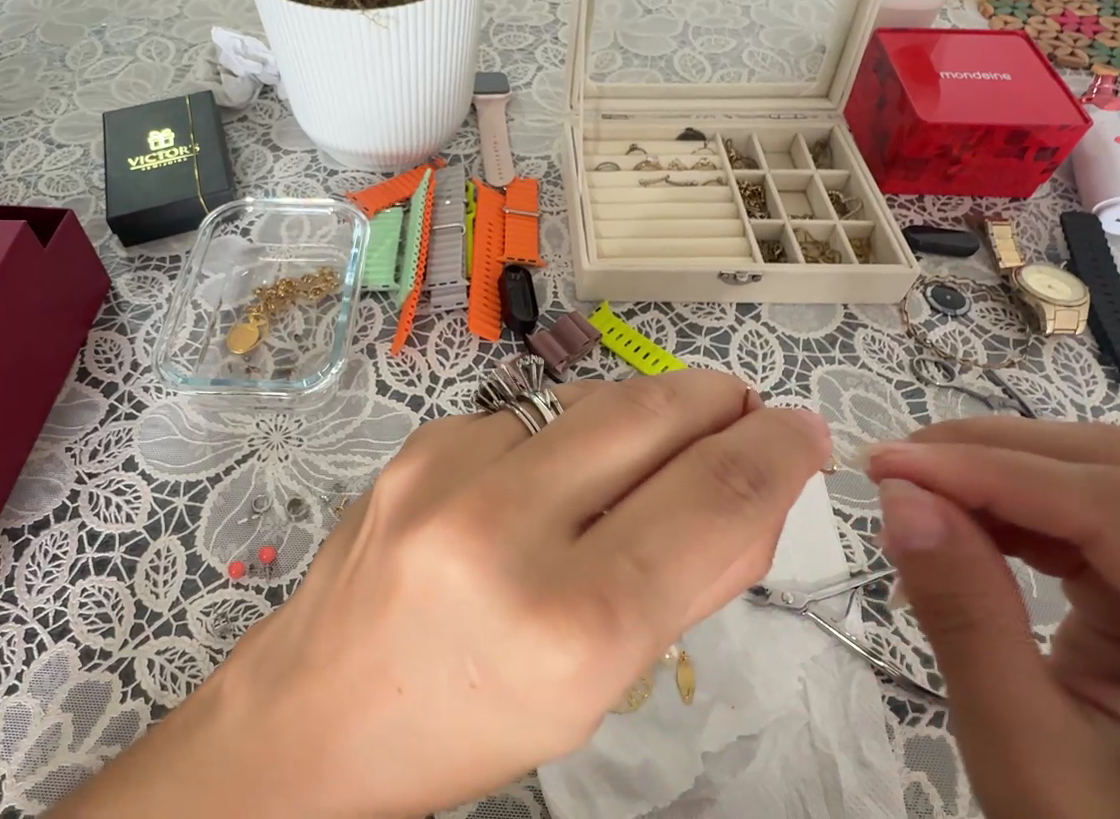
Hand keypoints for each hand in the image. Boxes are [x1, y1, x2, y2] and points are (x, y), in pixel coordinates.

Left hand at [54, 370, 830, 817]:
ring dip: (642, 412)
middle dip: (717, 400)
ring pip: (588, 399)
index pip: (713, 500)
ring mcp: (447, 472)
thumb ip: (683, 581)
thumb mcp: (597, 682)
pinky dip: (562, 430)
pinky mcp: (415, 444)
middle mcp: (507, 528)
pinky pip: (523, 413)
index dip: (776, 452)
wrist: (320, 709)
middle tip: (745, 407)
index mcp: (574, 624)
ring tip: (656, 443)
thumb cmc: (471, 719)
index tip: (800, 431)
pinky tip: (553, 469)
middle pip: (652, 415)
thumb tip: (749, 491)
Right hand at [863, 418, 1119, 818]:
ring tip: (916, 495)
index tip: (886, 466)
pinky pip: (1112, 519)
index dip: (992, 470)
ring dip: (1005, 474)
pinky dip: (1025, 510)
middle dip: (994, 456)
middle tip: (891, 470)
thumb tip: (900, 495)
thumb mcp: (1022, 751)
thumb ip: (964, 617)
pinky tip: (966, 523)